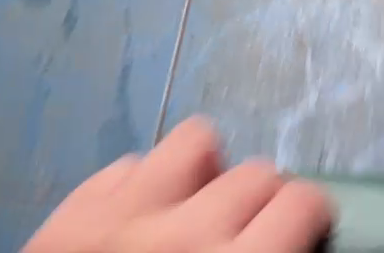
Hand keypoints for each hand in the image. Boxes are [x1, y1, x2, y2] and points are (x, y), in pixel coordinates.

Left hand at [23, 118, 333, 252]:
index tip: (300, 239)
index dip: (309, 219)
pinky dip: (141, 189)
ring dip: (205, 176)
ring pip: (196, 141)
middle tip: (247, 239)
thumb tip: (293, 252)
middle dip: (262, 204)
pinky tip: (133, 228)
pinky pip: (129, 164)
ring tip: (193, 213)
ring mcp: (123, 211)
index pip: (301, 203)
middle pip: (257, 172)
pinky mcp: (74, 209)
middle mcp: (186, 230)